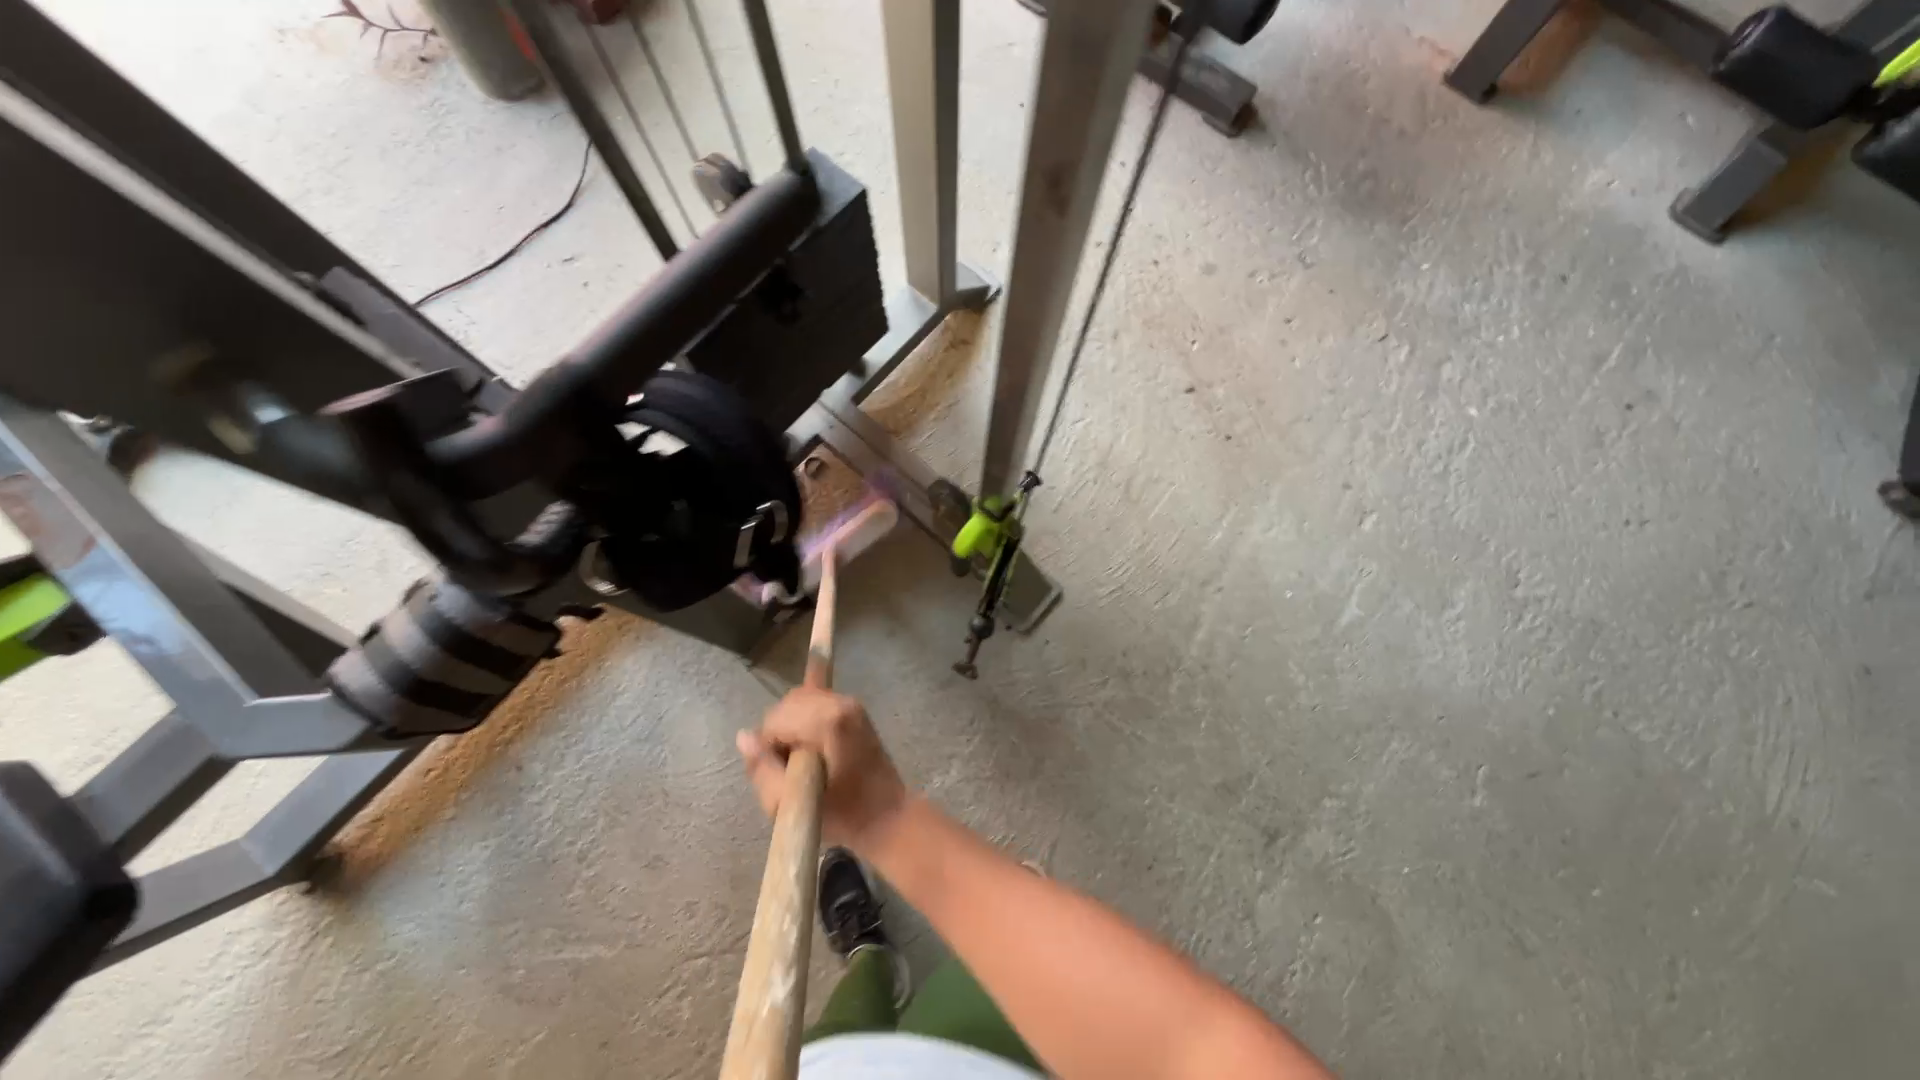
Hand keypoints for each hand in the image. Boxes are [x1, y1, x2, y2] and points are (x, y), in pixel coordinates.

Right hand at [736, 686, 908, 851]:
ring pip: (800, 701)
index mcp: (827, 721)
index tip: (781, 774)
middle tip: (790, 767)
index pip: (774, 720)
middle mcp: (840, 702)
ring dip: (792, 725)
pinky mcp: (855, 709)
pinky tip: (811, 742)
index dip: (768, 747)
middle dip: (779, 733)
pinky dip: (807, 720)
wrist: (888, 816)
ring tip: (802, 759)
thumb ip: (762, 769)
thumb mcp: (791, 803)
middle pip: (787, 705)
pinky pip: (817, 703)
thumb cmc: (843, 815)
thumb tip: (743, 737)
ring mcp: (850, 703)